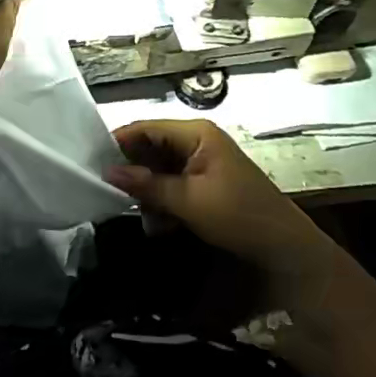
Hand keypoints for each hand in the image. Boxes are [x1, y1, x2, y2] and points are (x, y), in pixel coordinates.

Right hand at [107, 120, 330, 275]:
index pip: (148, 128)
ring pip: (160, 170)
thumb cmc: (238, 215)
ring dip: (148, 192)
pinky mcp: (205, 185)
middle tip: (107, 192)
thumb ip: (148, 185)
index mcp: (197, 134)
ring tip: (137, 214)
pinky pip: (173, 186)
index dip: (120, 142)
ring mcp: (203, 164)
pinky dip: (163, 202)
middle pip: (153, 148)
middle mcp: (198, 142)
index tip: (91, 161)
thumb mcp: (188, 201)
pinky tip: (157, 225)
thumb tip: (108, 172)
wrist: (284, 248)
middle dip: (133, 171)